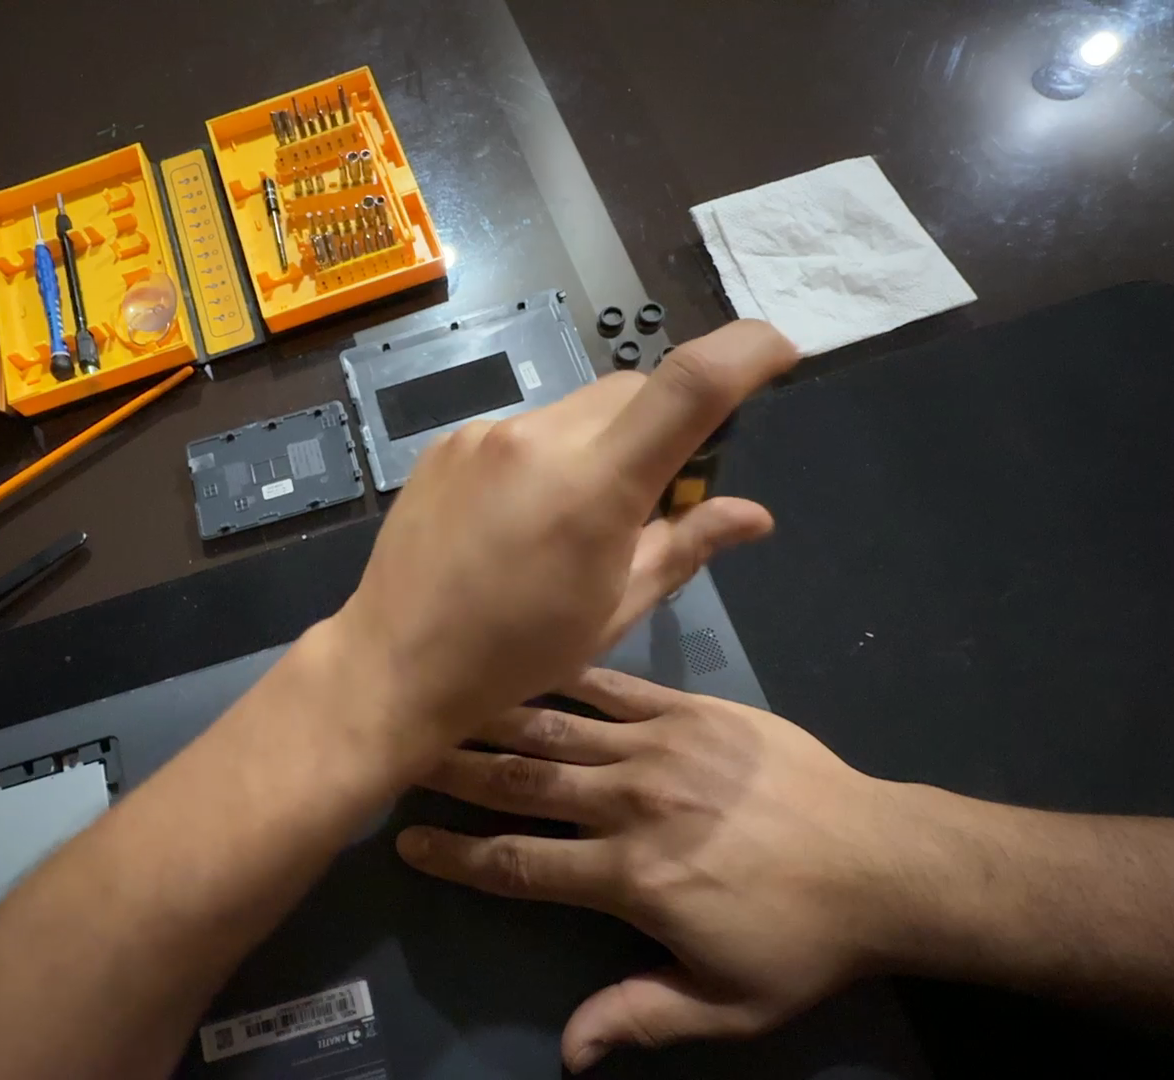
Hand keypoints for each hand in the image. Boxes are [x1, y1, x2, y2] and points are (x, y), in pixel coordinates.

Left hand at [331, 322, 796, 741]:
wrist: (396, 662)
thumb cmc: (517, 654)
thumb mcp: (614, 612)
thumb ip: (686, 547)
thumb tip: (752, 513)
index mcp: (594, 485)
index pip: (689, 383)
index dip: (747, 352)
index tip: (777, 355)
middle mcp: (537, 438)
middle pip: (631, 391)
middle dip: (660, 426)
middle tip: (649, 496)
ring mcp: (482, 435)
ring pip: (573, 410)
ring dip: (596, 444)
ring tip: (570, 516)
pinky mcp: (445, 444)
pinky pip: (518, 431)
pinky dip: (541, 456)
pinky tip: (515, 515)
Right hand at [396, 668, 921, 1072]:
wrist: (887, 862)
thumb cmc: (802, 938)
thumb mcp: (728, 1004)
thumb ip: (641, 1017)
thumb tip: (567, 1054)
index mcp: (633, 878)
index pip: (520, 865)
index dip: (458, 856)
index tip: (409, 841)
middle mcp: (631, 805)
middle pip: (521, 785)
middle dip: (455, 771)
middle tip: (404, 755)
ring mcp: (659, 748)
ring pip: (555, 730)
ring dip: (493, 720)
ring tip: (445, 707)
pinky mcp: (689, 711)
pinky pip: (612, 688)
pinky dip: (563, 680)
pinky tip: (526, 665)